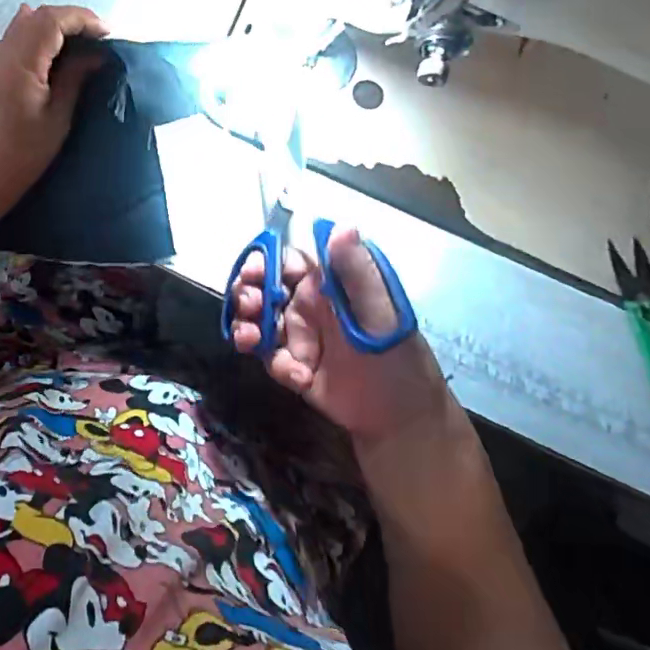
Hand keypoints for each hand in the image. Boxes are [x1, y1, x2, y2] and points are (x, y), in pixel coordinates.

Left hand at [0, 4, 108, 203]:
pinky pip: (17, 39)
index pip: (51, 20)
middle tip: (98, 37)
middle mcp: (4, 54)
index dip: (82, 19)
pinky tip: (57, 51)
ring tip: (81, 42)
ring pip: (25, 24)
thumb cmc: (24, 151)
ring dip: (55, 25)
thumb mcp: (58, 116)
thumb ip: (75, 77)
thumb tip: (96, 55)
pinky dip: (40, 36)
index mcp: (21, 63)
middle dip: (71, 19)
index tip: (107, 34)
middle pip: (37, 16)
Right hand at [229, 227, 452, 447]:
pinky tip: (296, 375)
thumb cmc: (397, 360)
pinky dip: (275, 363)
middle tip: (249, 307)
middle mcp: (309, 305)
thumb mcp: (380, 315)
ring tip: (250, 340)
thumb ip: (355, 273)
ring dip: (247, 326)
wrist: (403, 423)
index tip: (253, 272)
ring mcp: (298, 335)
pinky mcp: (291, 363)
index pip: (287, 261)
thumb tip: (342, 226)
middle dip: (247, 294)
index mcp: (329, 286)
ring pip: (256, 320)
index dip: (264, 262)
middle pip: (262, 288)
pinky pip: (268, 356)